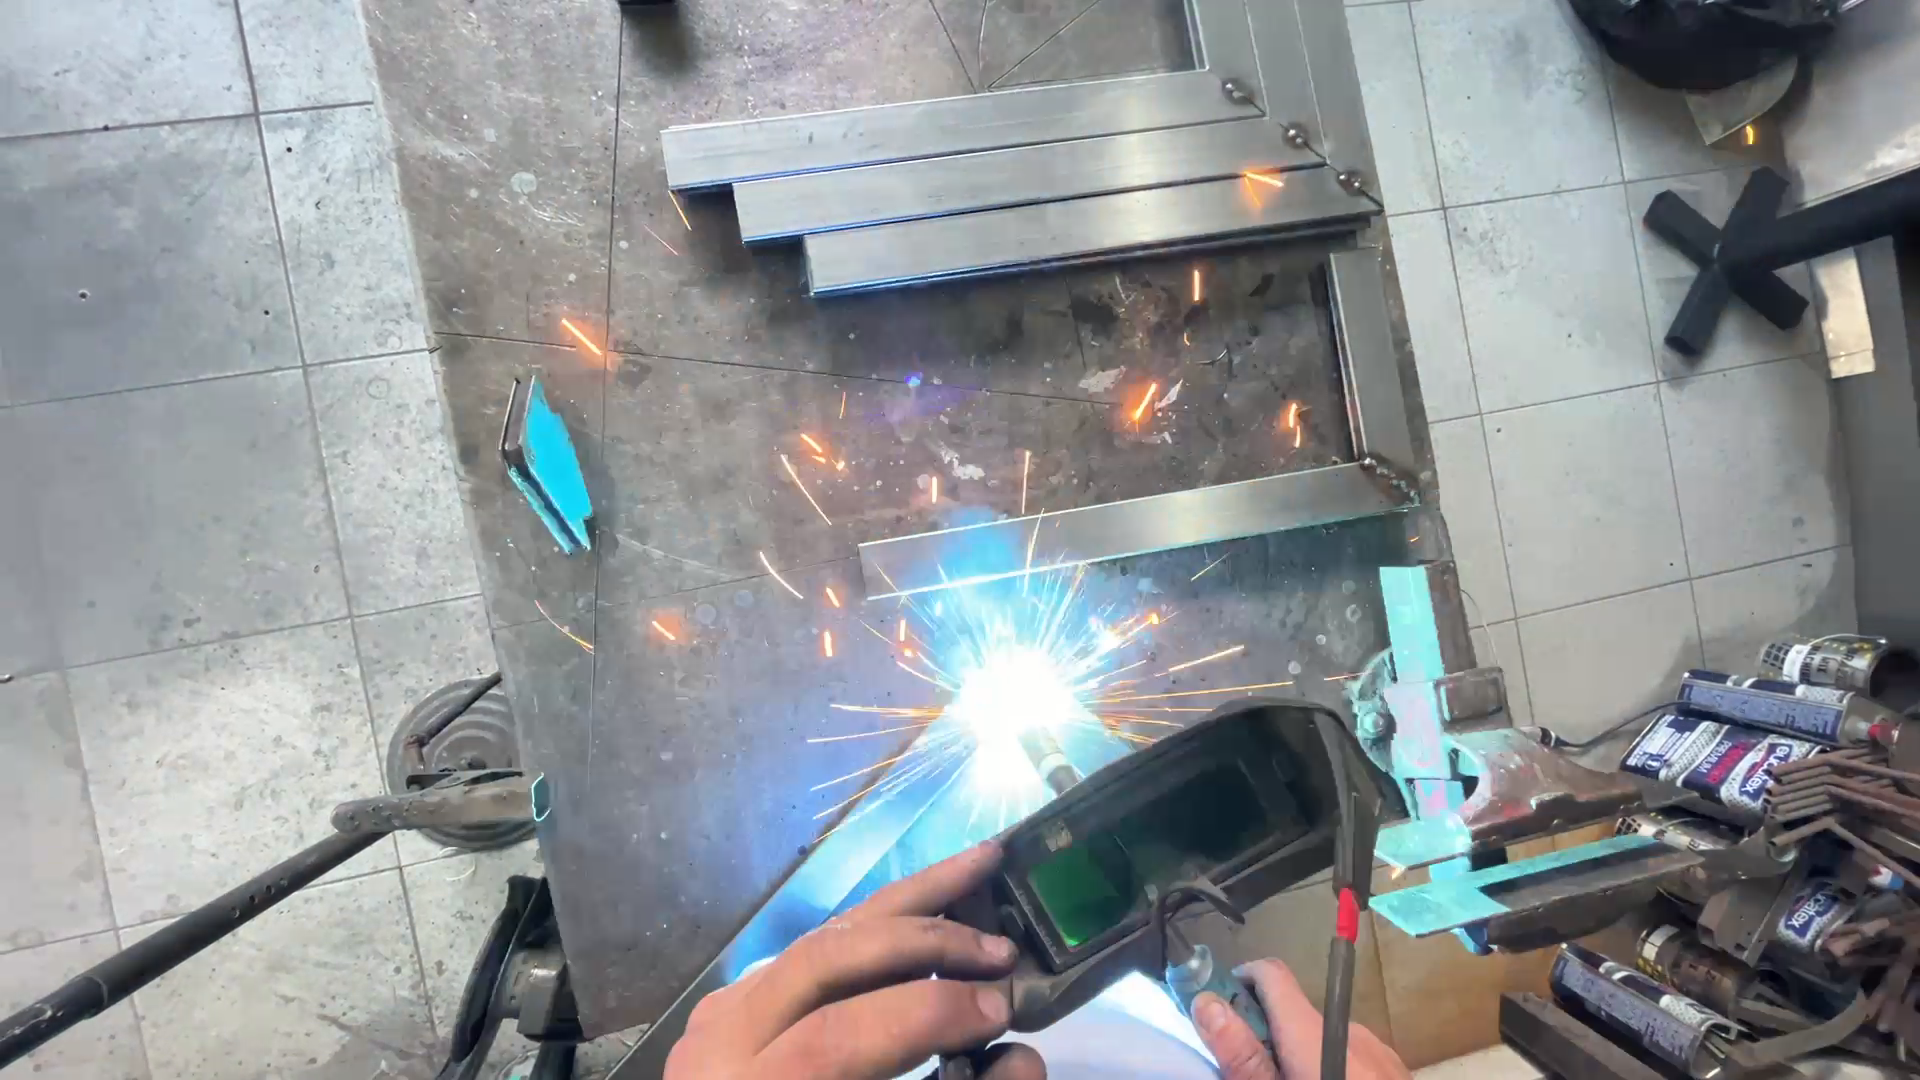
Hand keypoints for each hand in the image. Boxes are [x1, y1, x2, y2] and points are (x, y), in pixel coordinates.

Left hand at [665, 840, 1045, 1079]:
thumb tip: (1024, 1061)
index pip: (832, 1039)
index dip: (924, 1015)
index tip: (1000, 1008)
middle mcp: (722, 1042)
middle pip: (826, 957)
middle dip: (925, 941)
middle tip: (1002, 947)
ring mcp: (725, 1011)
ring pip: (824, 930)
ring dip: (909, 902)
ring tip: (979, 866)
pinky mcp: (740, 994)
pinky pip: (820, 943)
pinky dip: (880, 924)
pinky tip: (926, 909)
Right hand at [1192, 959, 1409, 1079]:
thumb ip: (1243, 1057)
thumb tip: (1206, 1001)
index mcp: (1317, 1033)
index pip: (1271, 972)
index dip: (1240, 982)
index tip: (1222, 1015)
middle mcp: (1353, 1034)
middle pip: (1296, 1014)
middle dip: (1270, 1039)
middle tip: (1259, 1078)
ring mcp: (1385, 1059)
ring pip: (1327, 1043)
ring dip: (1305, 1062)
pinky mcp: (1402, 1078)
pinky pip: (1357, 1064)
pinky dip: (1336, 1076)